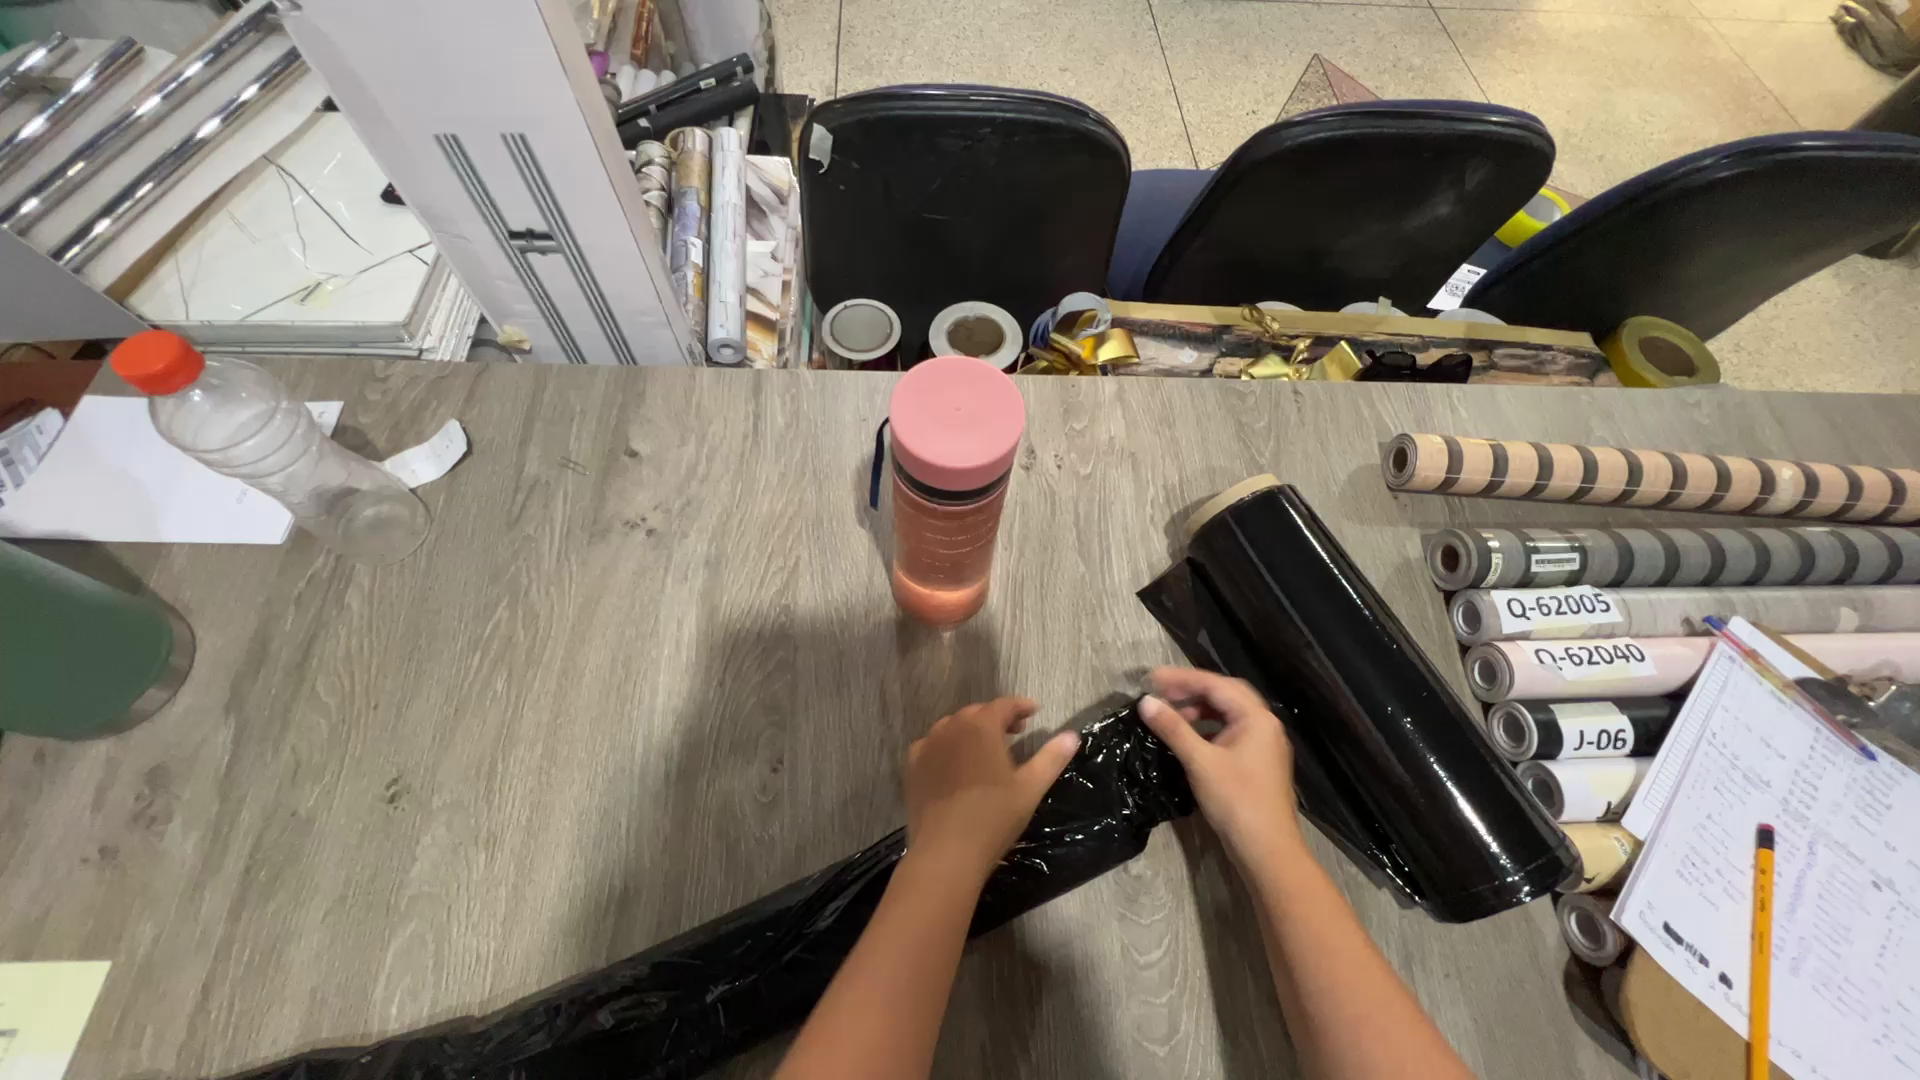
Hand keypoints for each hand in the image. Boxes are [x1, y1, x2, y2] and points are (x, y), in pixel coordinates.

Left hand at [905, 697, 1080, 885]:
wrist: (946, 851)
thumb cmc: (994, 817)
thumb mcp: (1031, 787)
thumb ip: (1052, 757)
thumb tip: (1072, 736)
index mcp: (981, 727)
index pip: (1004, 705)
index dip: (1021, 706)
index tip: (1035, 711)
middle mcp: (951, 727)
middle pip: (977, 713)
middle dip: (998, 718)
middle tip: (1016, 731)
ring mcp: (928, 746)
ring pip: (952, 727)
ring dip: (971, 730)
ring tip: (986, 747)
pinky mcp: (913, 766)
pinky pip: (932, 745)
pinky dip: (947, 746)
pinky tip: (955, 763)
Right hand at [1138, 667, 1301, 871]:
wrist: (1267, 850)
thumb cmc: (1235, 801)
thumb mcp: (1199, 761)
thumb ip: (1172, 728)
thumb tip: (1145, 702)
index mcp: (1256, 718)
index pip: (1215, 685)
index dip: (1180, 678)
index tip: (1150, 679)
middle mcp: (1264, 724)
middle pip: (1224, 694)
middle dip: (1191, 690)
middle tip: (1161, 692)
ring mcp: (1264, 744)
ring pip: (1228, 714)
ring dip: (1199, 709)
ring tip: (1172, 716)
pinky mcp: (1258, 762)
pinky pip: (1231, 731)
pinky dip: (1208, 728)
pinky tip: (1189, 739)